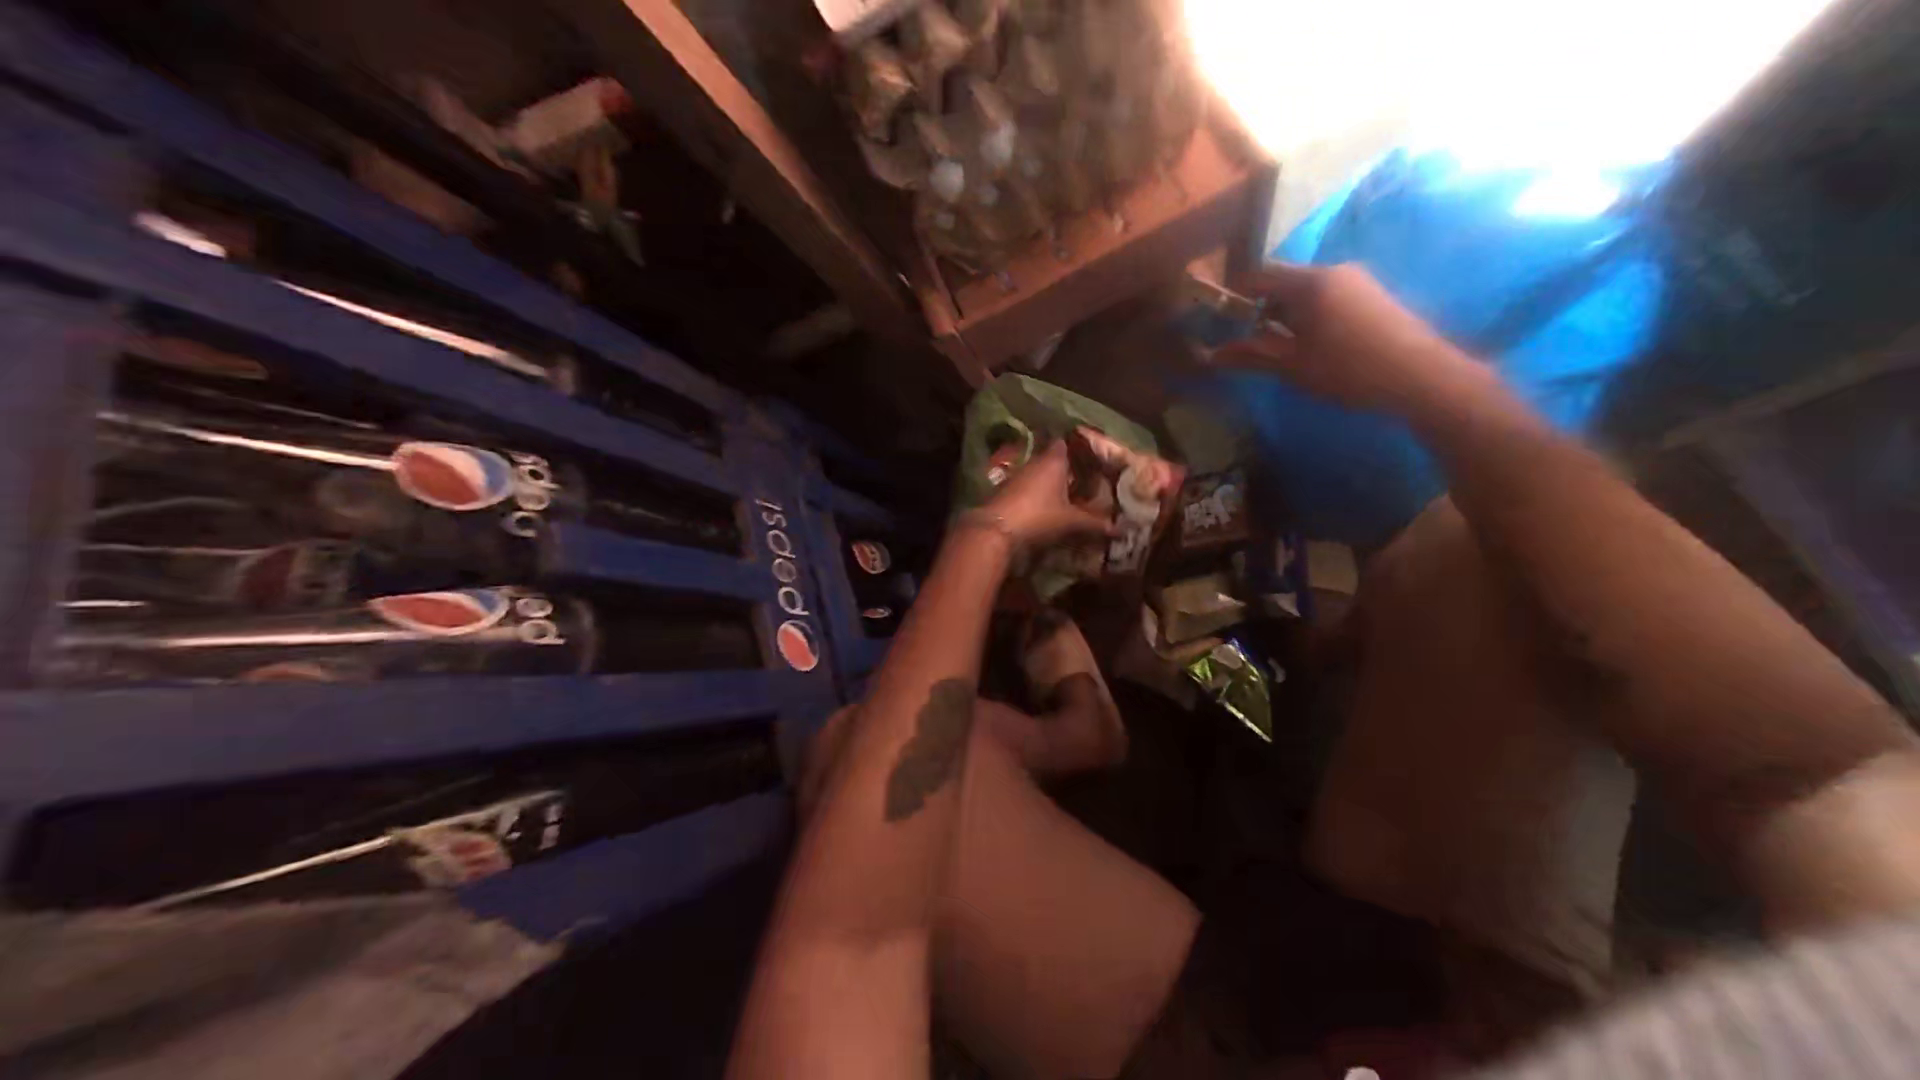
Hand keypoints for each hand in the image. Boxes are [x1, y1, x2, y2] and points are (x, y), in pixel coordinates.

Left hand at [981, 439, 1114, 547]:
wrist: (996, 530)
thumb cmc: (1039, 516)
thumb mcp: (1071, 521)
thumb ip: (1095, 523)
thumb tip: (1121, 529)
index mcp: (1054, 460)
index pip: (1067, 442)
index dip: (1079, 447)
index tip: (1092, 455)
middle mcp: (1035, 462)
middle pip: (1054, 459)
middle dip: (1068, 467)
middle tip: (1085, 477)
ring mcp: (1018, 475)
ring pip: (1040, 473)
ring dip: (1052, 481)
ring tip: (1070, 493)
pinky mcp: (1006, 491)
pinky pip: (1028, 487)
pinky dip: (1038, 493)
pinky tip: (1047, 505)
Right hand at [1211, 262, 1483, 414]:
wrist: (1422, 377)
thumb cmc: (1348, 370)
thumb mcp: (1292, 366)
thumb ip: (1250, 355)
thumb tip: (1211, 355)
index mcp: (1308, 283)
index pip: (1258, 275)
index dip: (1235, 295)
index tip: (1221, 320)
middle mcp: (1333, 271)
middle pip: (1283, 282)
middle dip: (1262, 308)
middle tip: (1252, 342)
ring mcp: (1358, 280)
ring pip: (1307, 291)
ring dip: (1288, 314)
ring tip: (1284, 349)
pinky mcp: (1374, 295)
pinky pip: (1329, 297)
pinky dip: (1312, 315)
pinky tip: (1316, 346)